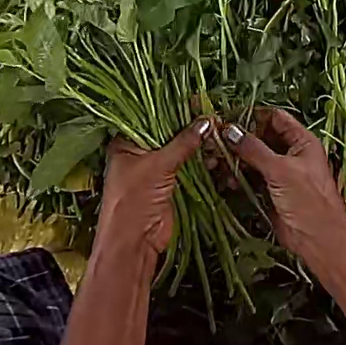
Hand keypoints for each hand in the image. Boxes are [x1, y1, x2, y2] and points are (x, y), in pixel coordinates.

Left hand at [97, 120, 208, 257]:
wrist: (134, 243)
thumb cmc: (133, 201)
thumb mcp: (157, 166)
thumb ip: (183, 142)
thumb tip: (206, 121)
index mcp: (126, 143)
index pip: (151, 117)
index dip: (174, 108)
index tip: (198, 101)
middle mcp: (141, 152)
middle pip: (170, 132)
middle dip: (192, 126)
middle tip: (214, 116)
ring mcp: (157, 168)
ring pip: (182, 149)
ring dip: (201, 144)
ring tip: (219, 134)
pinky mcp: (171, 183)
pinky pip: (190, 165)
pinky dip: (203, 160)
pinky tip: (217, 154)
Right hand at [211, 108, 345, 258]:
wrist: (318, 239)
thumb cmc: (309, 200)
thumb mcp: (281, 170)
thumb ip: (254, 149)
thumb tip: (230, 130)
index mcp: (302, 141)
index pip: (275, 118)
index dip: (253, 116)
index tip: (229, 118)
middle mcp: (291, 154)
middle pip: (261, 138)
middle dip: (239, 139)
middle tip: (216, 140)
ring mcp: (280, 173)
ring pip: (253, 158)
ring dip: (236, 159)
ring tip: (216, 160)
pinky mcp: (270, 191)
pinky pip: (250, 177)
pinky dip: (238, 176)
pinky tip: (226, 179)